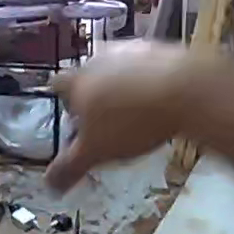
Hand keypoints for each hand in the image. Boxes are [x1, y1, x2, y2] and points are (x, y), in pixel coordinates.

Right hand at [46, 42, 211, 189]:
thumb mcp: (96, 151)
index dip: (62, 98)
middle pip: (88, 75)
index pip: (58, 85)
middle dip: (94, 93)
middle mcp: (99, 60)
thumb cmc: (131, 122)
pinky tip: (160, 99)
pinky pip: (146, 64)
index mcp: (78, 82)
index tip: (70, 111)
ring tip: (135, 110)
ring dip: (122, 85)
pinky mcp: (159, 49)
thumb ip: (70, 167)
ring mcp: (130, 50)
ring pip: (118, 68)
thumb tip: (49, 185)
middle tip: (104, 117)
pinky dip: (148, 79)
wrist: (184, 90)